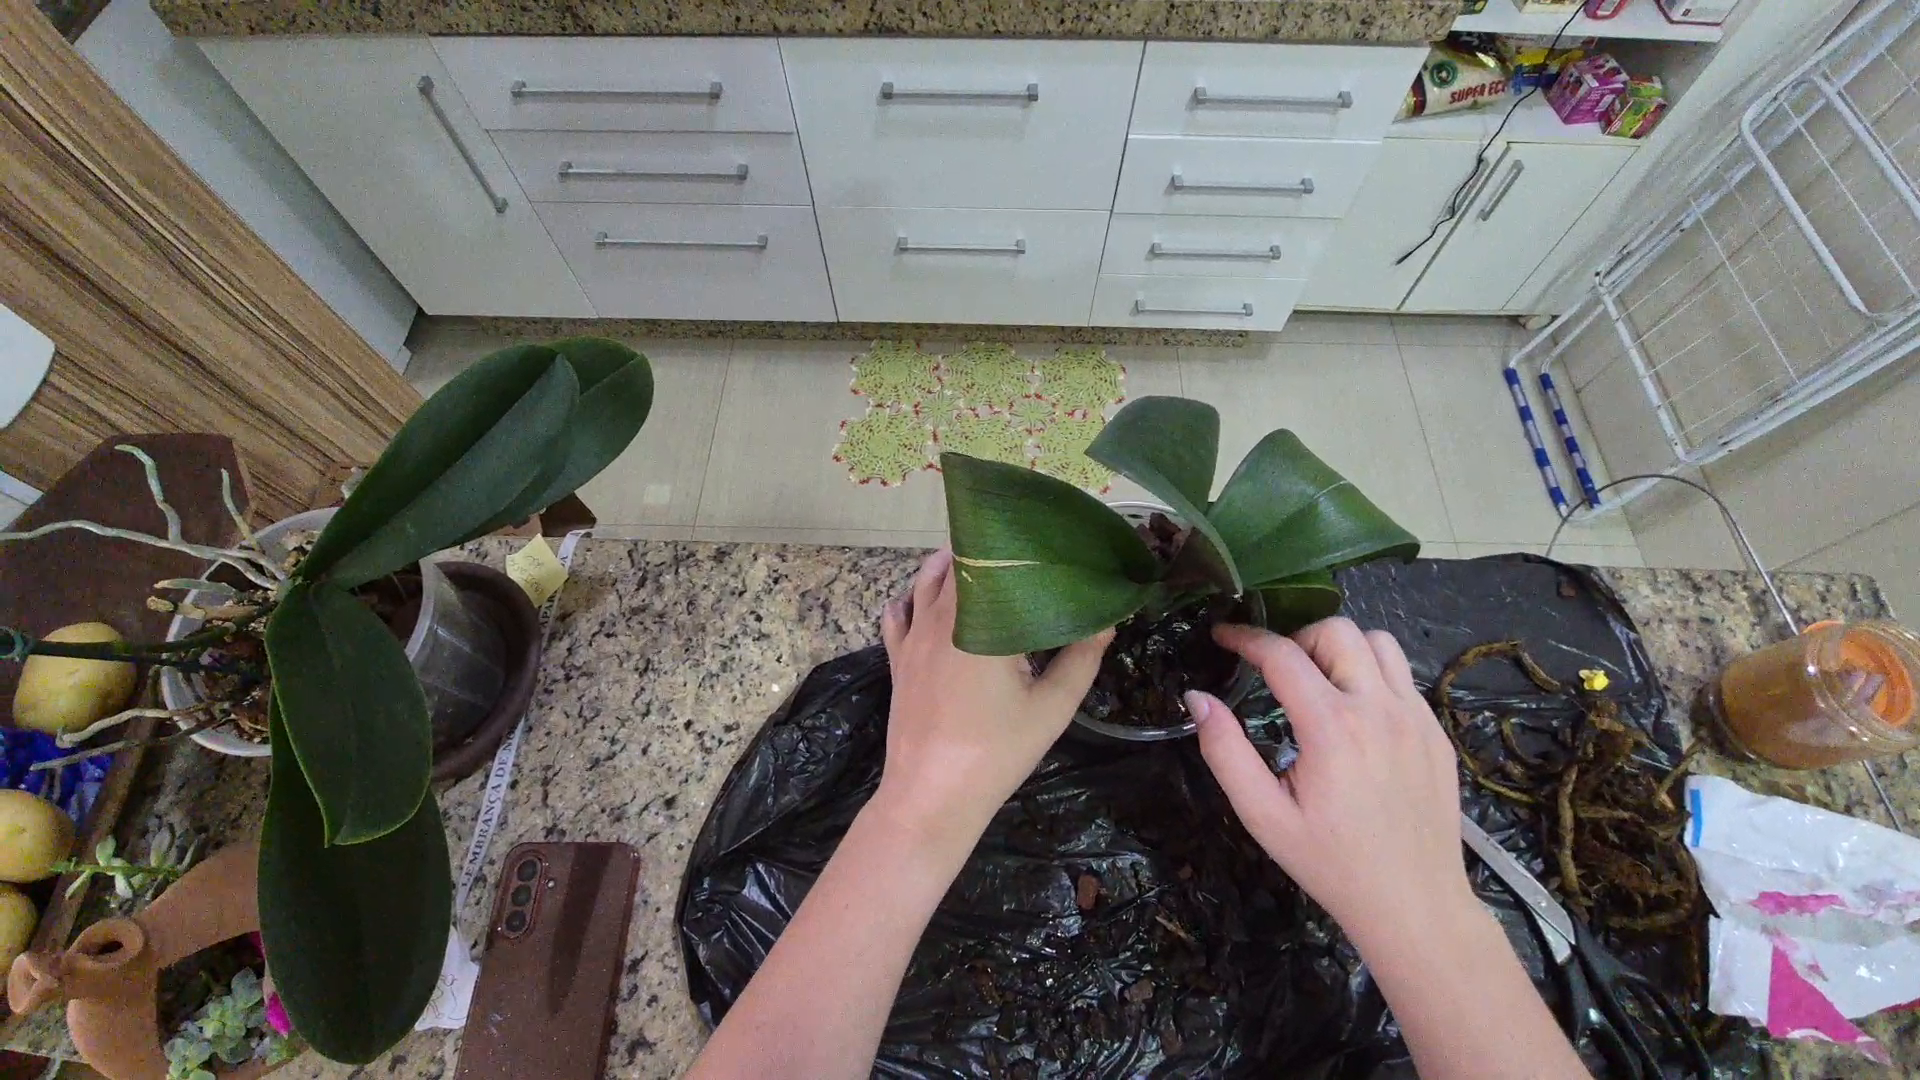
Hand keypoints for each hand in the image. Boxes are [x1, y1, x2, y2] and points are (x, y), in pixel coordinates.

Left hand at [875, 548, 1112, 849]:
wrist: (932, 795)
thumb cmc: (996, 752)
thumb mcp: (1051, 708)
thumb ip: (1081, 659)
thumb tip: (1106, 621)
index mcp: (982, 623)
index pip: (999, 565)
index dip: (1021, 549)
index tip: (1046, 541)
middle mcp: (941, 617)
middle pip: (960, 564)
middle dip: (987, 551)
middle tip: (1019, 550)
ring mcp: (912, 636)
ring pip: (926, 580)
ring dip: (949, 563)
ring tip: (978, 559)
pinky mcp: (897, 658)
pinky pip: (898, 611)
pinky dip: (912, 594)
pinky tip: (928, 597)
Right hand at [1183, 618, 1474, 947]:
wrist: (1415, 906)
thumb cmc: (1329, 862)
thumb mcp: (1262, 815)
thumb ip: (1224, 751)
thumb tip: (1197, 698)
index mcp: (1332, 728)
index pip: (1282, 654)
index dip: (1245, 637)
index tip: (1222, 636)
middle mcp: (1379, 710)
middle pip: (1335, 630)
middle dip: (1295, 638)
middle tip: (1275, 671)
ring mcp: (1416, 718)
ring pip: (1377, 641)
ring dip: (1339, 649)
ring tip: (1318, 682)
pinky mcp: (1436, 732)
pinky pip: (1402, 675)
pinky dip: (1370, 673)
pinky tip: (1353, 713)